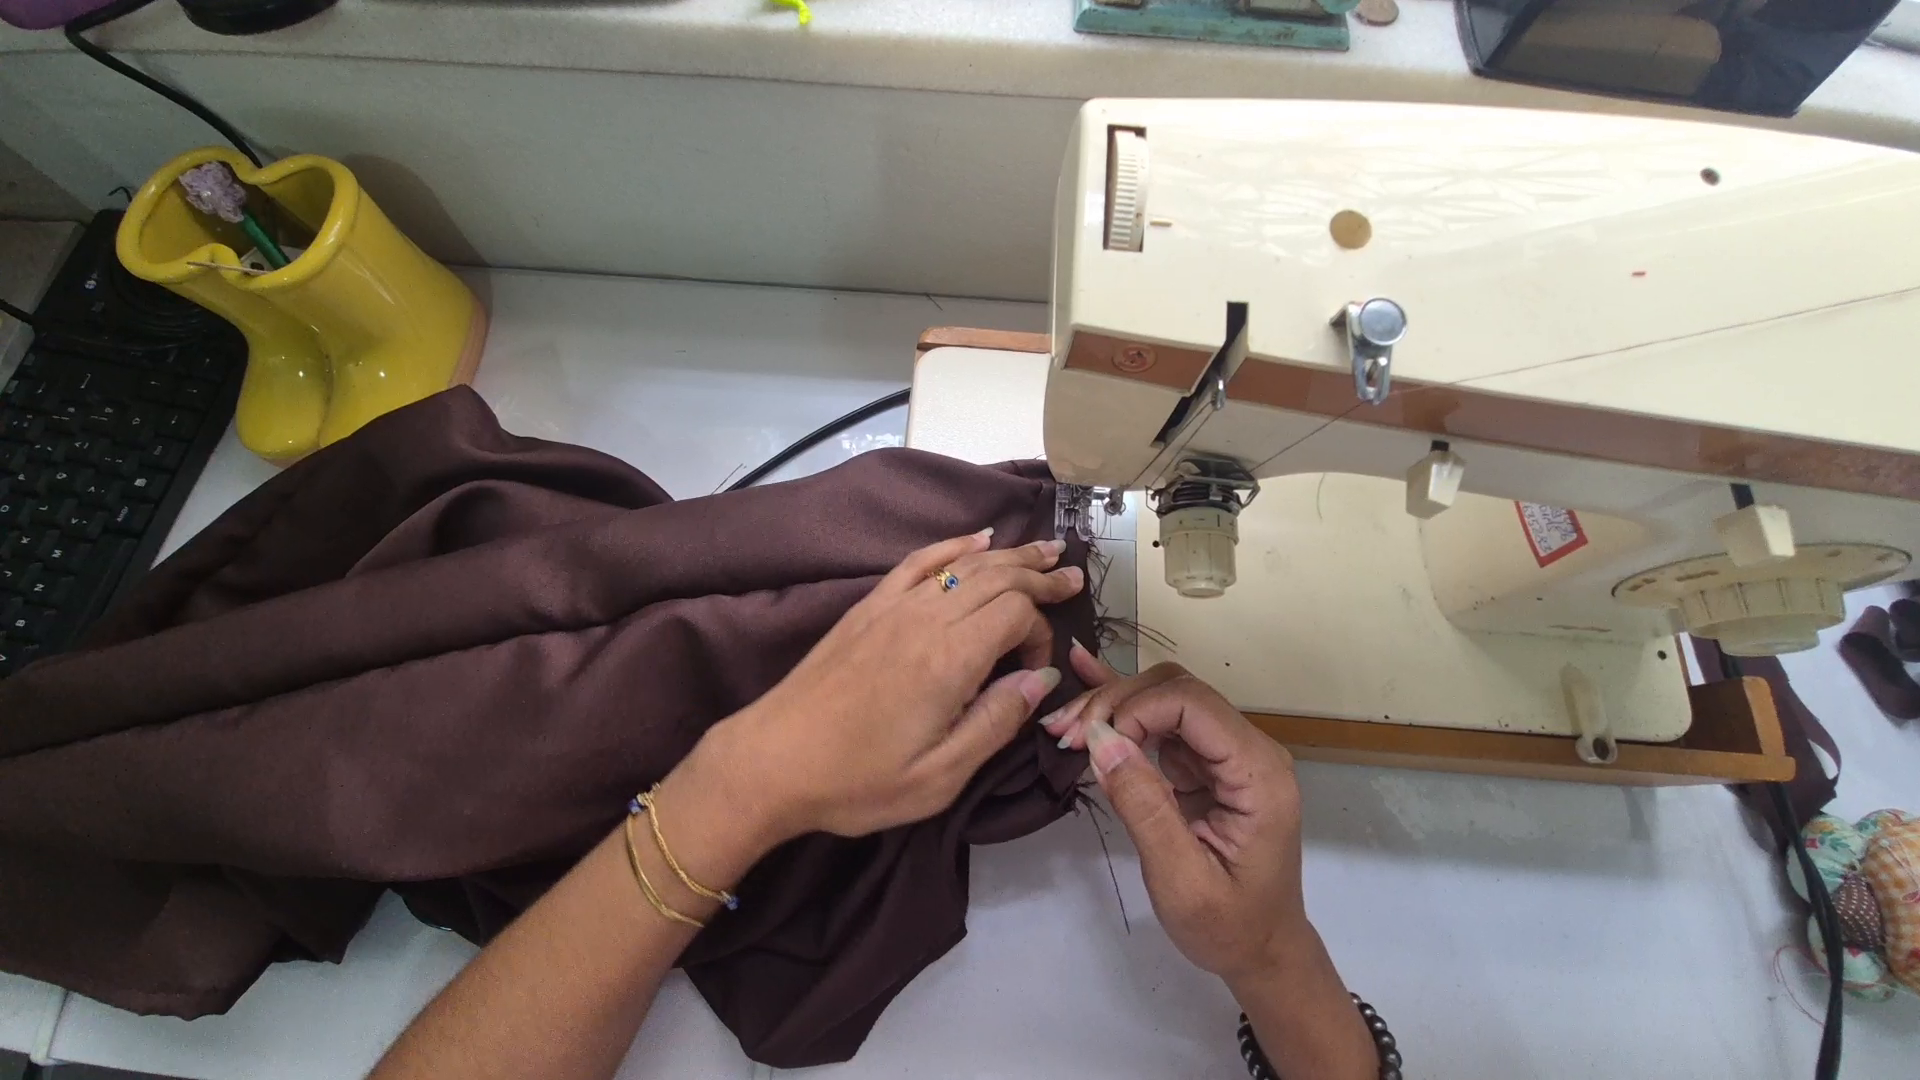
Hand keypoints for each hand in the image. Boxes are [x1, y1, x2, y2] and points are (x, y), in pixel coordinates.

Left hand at [695, 529, 1083, 845]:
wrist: (770, 761)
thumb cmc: (857, 781)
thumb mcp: (938, 777)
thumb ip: (995, 722)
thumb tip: (1041, 678)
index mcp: (947, 660)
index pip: (1015, 614)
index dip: (1039, 633)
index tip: (1033, 670)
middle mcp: (923, 619)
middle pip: (996, 578)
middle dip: (1038, 576)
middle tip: (1072, 577)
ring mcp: (892, 607)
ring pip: (963, 564)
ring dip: (1008, 554)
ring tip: (1045, 549)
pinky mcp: (868, 607)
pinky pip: (918, 562)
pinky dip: (952, 546)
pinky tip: (975, 539)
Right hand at [1042, 647, 1308, 980]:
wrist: (1261, 951)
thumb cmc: (1228, 927)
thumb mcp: (1182, 882)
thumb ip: (1145, 807)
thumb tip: (1102, 740)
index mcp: (1257, 774)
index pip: (1192, 703)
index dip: (1135, 710)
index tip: (1094, 747)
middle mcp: (1248, 749)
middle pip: (1174, 690)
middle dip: (1116, 702)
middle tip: (1066, 735)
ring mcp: (1225, 751)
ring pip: (1161, 698)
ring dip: (1109, 706)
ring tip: (1062, 726)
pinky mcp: (1203, 760)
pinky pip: (1159, 720)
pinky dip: (1121, 705)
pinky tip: (1085, 671)